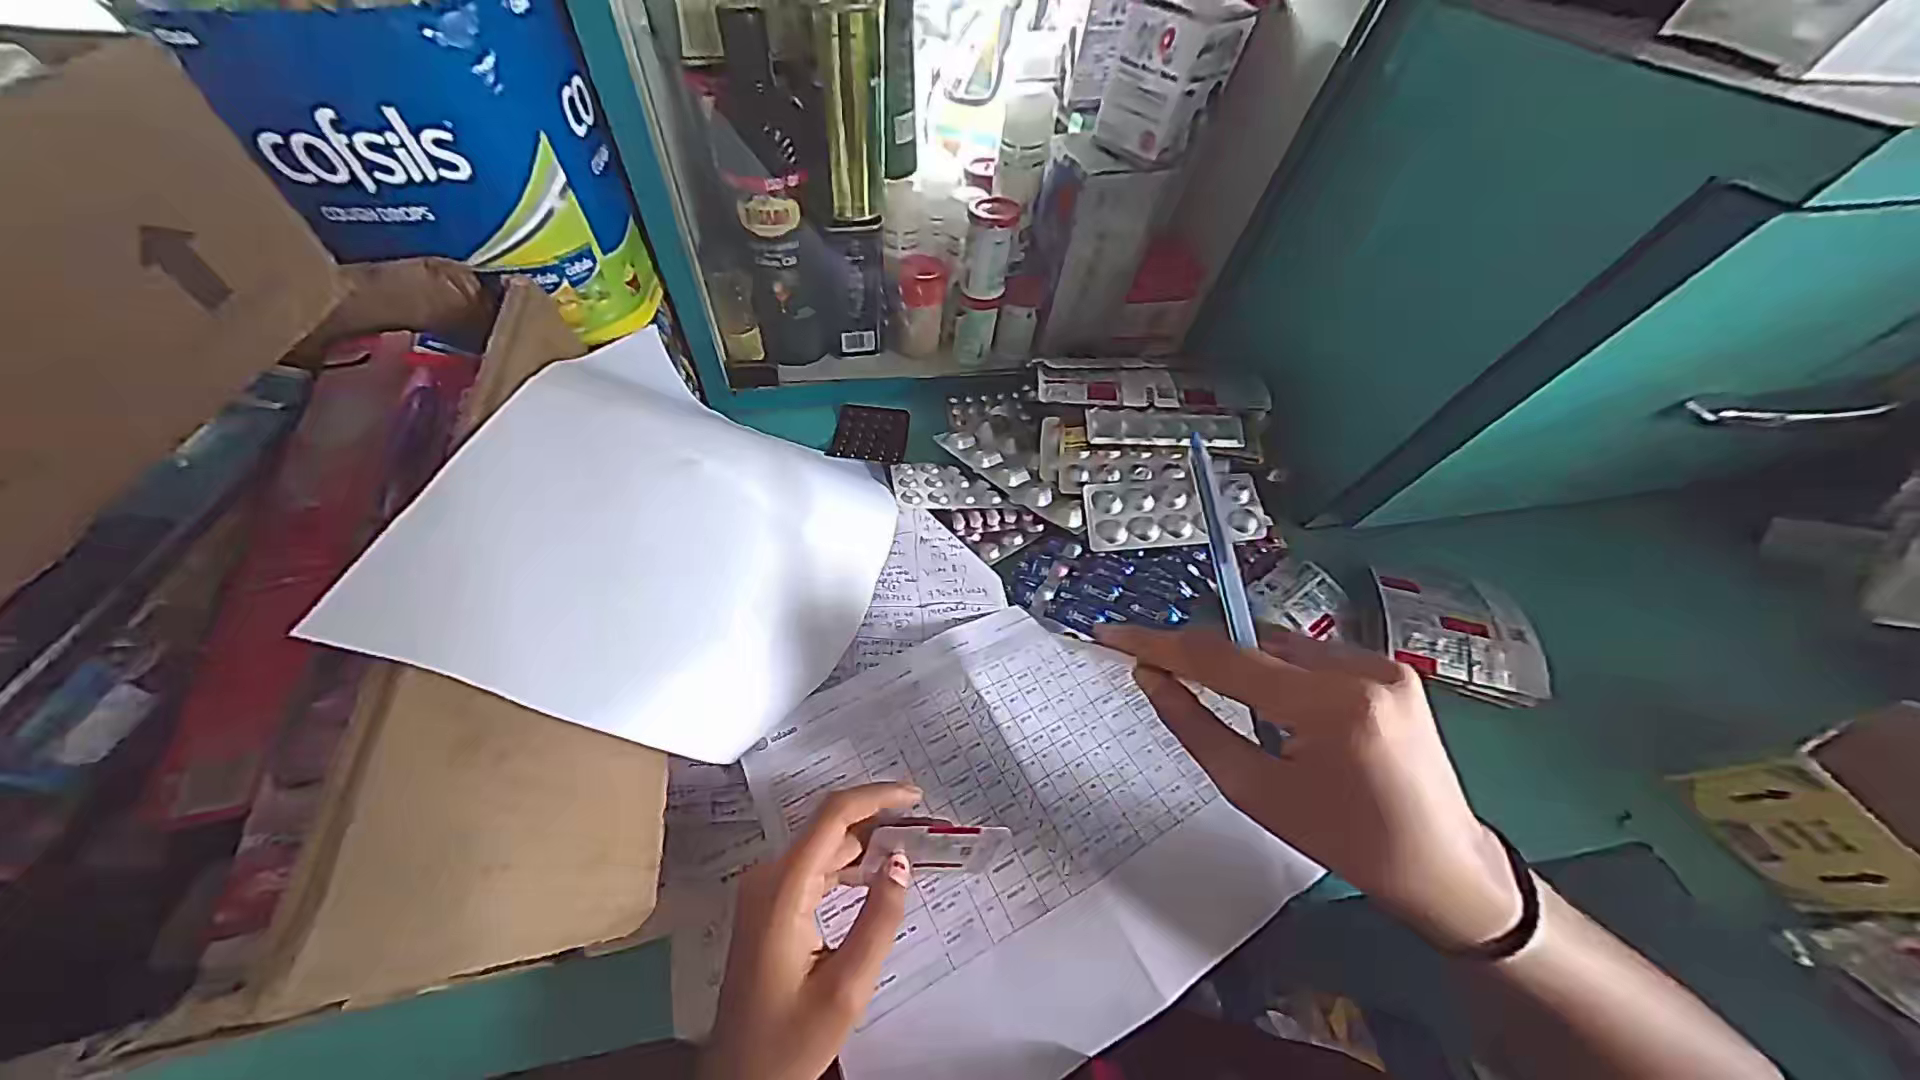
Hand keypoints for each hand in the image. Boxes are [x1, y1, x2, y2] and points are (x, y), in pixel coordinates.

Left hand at [700, 782, 920, 1079]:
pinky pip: (817, 866)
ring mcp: (767, 888)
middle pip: (830, 827)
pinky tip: (878, 872)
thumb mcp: (847, 988)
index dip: (877, 796)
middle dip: (880, 818)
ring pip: (825, 845)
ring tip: (910, 844)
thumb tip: (901, 860)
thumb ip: (879, 919)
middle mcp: (769, 877)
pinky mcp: (771, 903)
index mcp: (782, 889)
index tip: (914, 797)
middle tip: (924, 826)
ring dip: (868, 841)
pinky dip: (851, 863)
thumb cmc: (788, 1043)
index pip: (833, 815)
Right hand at [1094, 624, 1521, 951]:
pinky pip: (1308, 654)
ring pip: (1276, 645)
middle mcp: (1362, 668)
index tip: (1116, 633)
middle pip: (1249, 644)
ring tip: (1244, 713)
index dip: (1160, 643)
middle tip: (1159, 672)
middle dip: (1201, 658)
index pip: (1223, 658)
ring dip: (1242, 666)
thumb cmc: (1345, 840)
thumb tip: (1151, 677)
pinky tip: (1280, 709)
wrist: (1443, 865)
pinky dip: (1277, 671)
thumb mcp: (1255, 791)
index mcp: (1331, 706)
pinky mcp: (1389, 666)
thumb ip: (1195, 725)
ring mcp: (1381, 662)